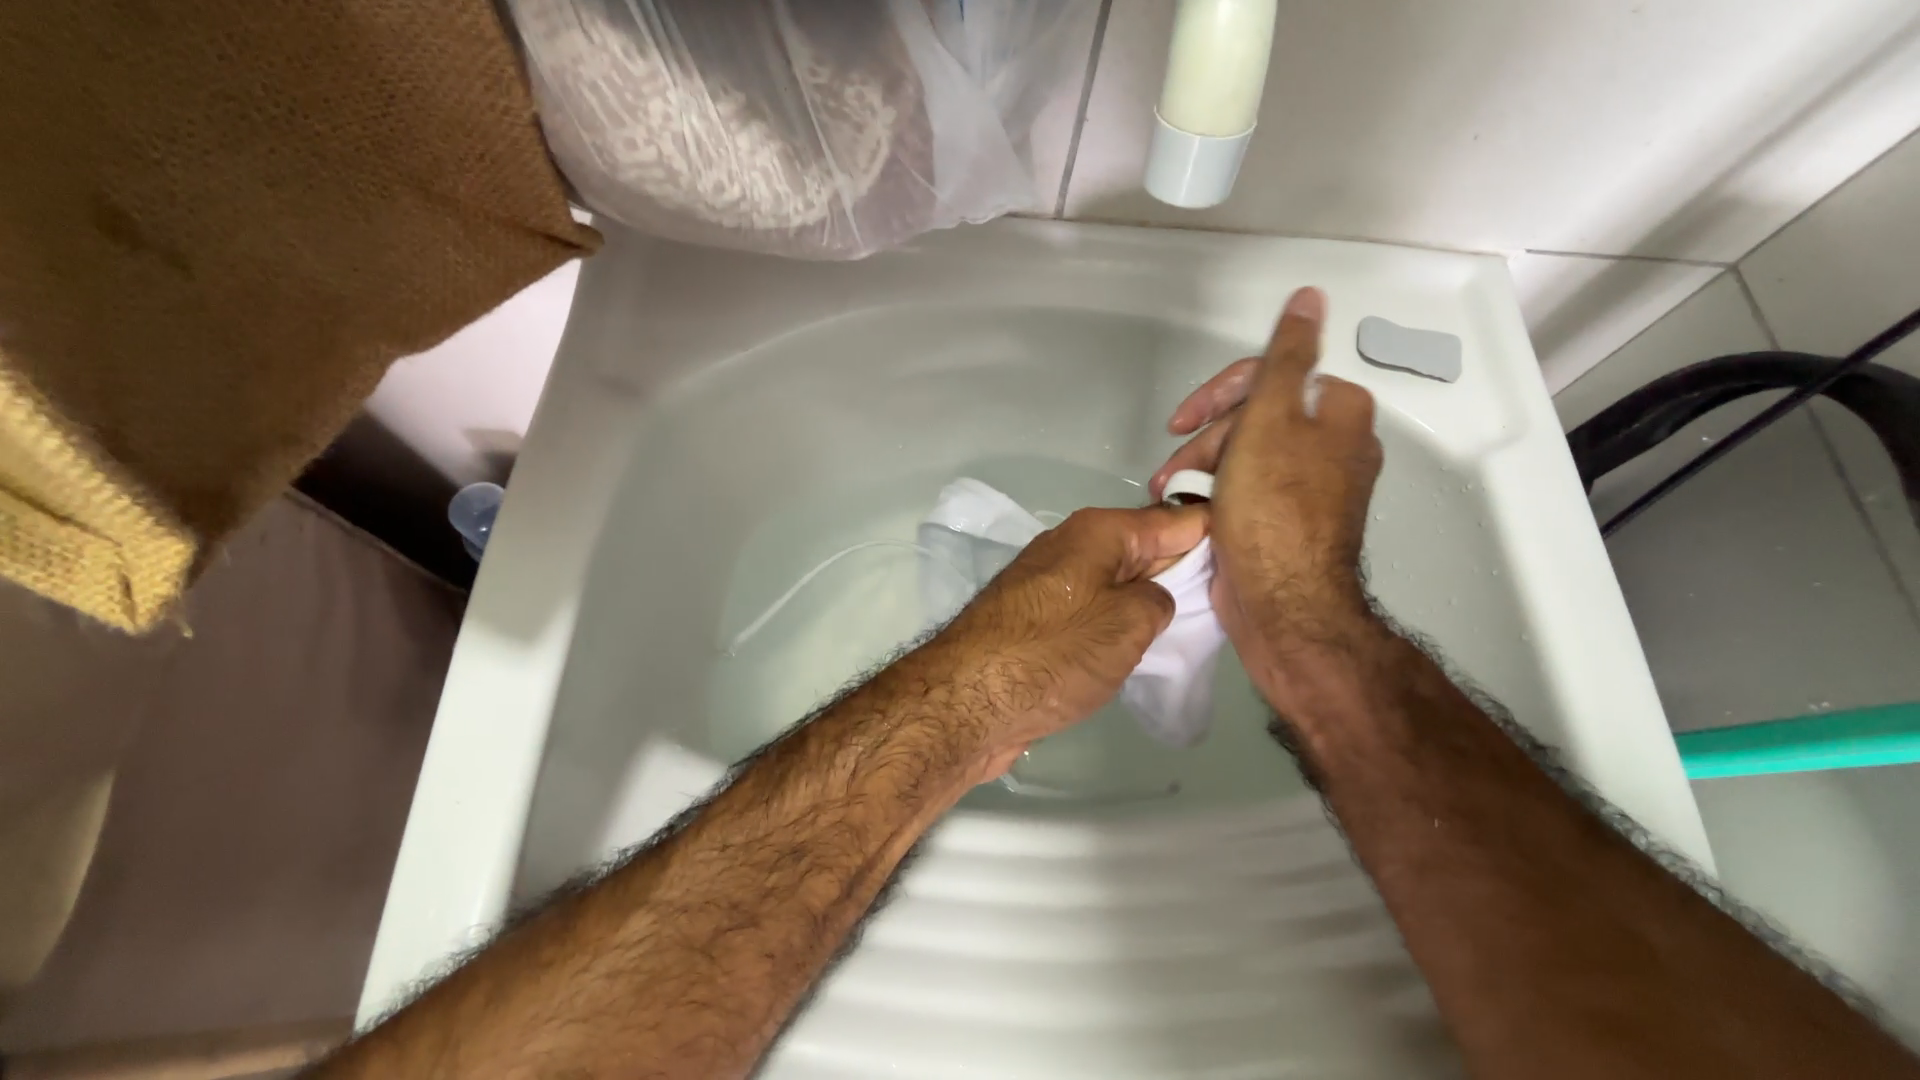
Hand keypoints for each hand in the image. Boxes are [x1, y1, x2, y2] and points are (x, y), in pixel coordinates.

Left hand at [918, 505, 1206, 780]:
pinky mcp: (1036, 621)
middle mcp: (1072, 547)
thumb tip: (1153, 597)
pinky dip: (1117, 627)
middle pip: (1145, 550)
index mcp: (1099, 531)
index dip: (1213, 533)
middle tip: (1230, 602)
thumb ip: (1159, 598)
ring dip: (1148, 604)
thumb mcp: (1128, 622)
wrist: (967, 700)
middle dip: (1183, 572)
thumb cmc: (1054, 652)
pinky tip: (1140, 650)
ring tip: (1193, 631)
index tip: (1250, 555)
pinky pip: (1092, 612)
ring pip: (1118, 584)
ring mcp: (1051, 585)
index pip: (1173, 519)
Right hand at [1153, 287, 1382, 690]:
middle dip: (1205, 440)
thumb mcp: (1271, 421)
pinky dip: (1215, 493)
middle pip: (1254, 418)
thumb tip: (1309, 297)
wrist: (1282, 602)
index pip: (1271, 376)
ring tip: (1167, 495)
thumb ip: (1286, 357)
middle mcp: (1331, 444)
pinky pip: (1246, 489)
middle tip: (1173, 468)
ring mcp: (1309, 487)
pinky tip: (1188, 509)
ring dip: (1200, 469)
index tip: (1181, 421)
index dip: (1218, 394)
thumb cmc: (1273, 508)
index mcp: (1337, 413)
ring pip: (1244, 455)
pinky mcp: (1286, 520)